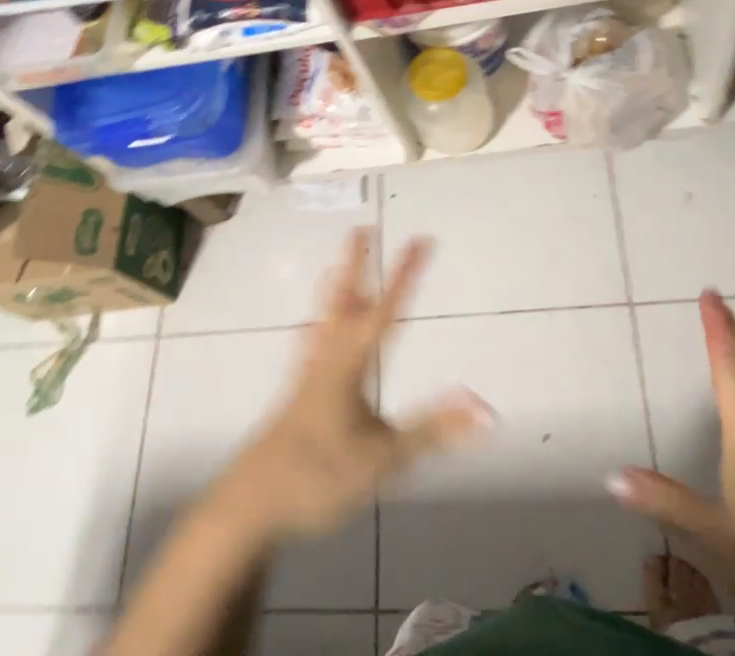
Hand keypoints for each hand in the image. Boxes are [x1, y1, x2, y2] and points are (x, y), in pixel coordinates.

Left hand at [214, 229, 492, 539]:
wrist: (249, 505)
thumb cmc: (316, 477)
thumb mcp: (382, 460)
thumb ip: (432, 432)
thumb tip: (485, 408)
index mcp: (347, 367)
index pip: (384, 312)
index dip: (404, 275)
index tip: (420, 241)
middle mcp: (324, 362)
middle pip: (343, 304)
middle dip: (356, 267)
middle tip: (360, 230)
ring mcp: (304, 380)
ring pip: (322, 323)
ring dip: (335, 292)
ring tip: (335, 268)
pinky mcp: (293, 399)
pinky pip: (310, 347)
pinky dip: (317, 328)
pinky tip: (309, 334)